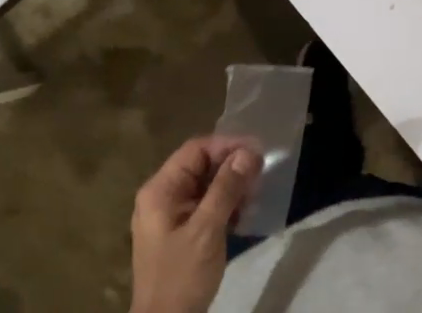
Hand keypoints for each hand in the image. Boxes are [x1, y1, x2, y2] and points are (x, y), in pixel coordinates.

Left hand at [130, 136, 262, 312]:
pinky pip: (204, 207)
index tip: (257, 150)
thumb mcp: (206, 230)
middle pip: (200, 167)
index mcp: (160, 189)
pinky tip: (244, 213)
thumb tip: (248, 153)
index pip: (195, 150)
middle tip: (261, 173)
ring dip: (231, 187)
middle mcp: (161, 196)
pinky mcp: (180, 234)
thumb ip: (226, 189)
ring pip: (204, 187)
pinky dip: (224, 206)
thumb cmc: (182, 275)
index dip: (226, 146)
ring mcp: (169, 216)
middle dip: (231, 167)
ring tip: (256, 194)